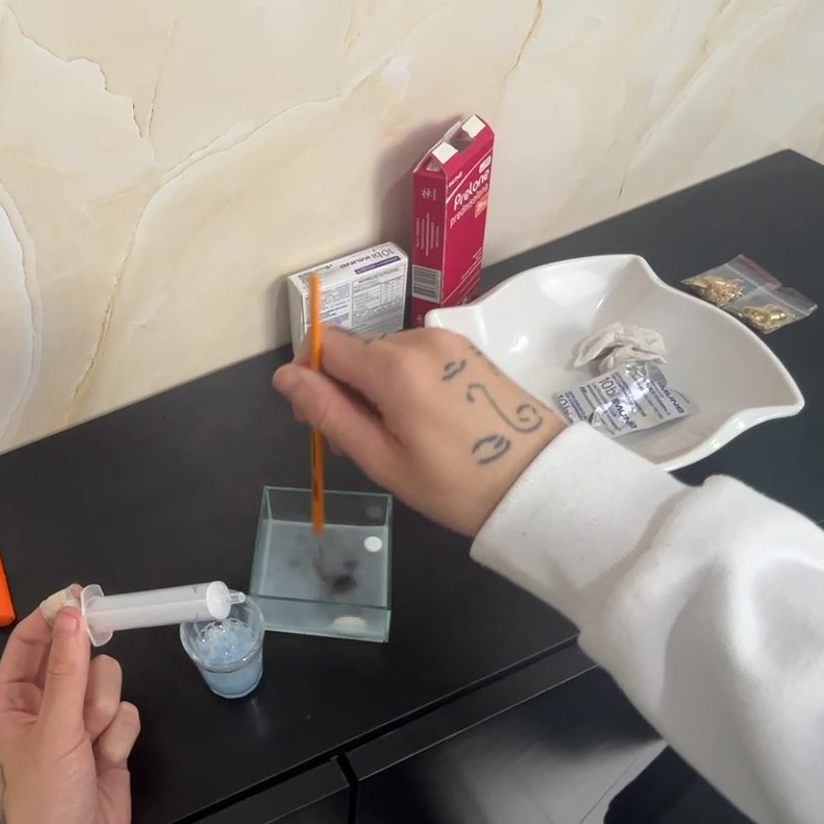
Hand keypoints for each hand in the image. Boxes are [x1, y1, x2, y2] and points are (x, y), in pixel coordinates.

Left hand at [0, 594, 141, 823]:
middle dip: (88, 678)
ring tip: (91, 745)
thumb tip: (71, 611)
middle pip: (78, 656)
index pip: (30, 641)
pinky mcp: (109, 742)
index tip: (81, 596)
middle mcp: (45, 706)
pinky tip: (107, 762)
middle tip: (86, 691)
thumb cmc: (44, 802)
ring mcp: (79, 724)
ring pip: (107, 682)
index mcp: (12, 699)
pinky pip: (125, 712)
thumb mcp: (53, 730)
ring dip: (103, 712)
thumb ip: (67, 667)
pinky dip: (119, 735)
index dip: (54, 616)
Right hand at [272, 328, 565, 535]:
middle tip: (353, 441)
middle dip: (339, 387)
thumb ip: (328, 411)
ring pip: (380, 354)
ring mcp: (445, 341)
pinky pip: (410, 357)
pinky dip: (398, 383)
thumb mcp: (380, 457)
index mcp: (394, 365)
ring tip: (390, 436)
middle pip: (352, 350)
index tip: (318, 418)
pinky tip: (416, 420)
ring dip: (369, 387)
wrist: (539, 485)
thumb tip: (283, 376)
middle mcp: (418, 338)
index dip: (308, 375)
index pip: (323, 343)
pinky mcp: (464, 350)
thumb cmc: (454, 484)